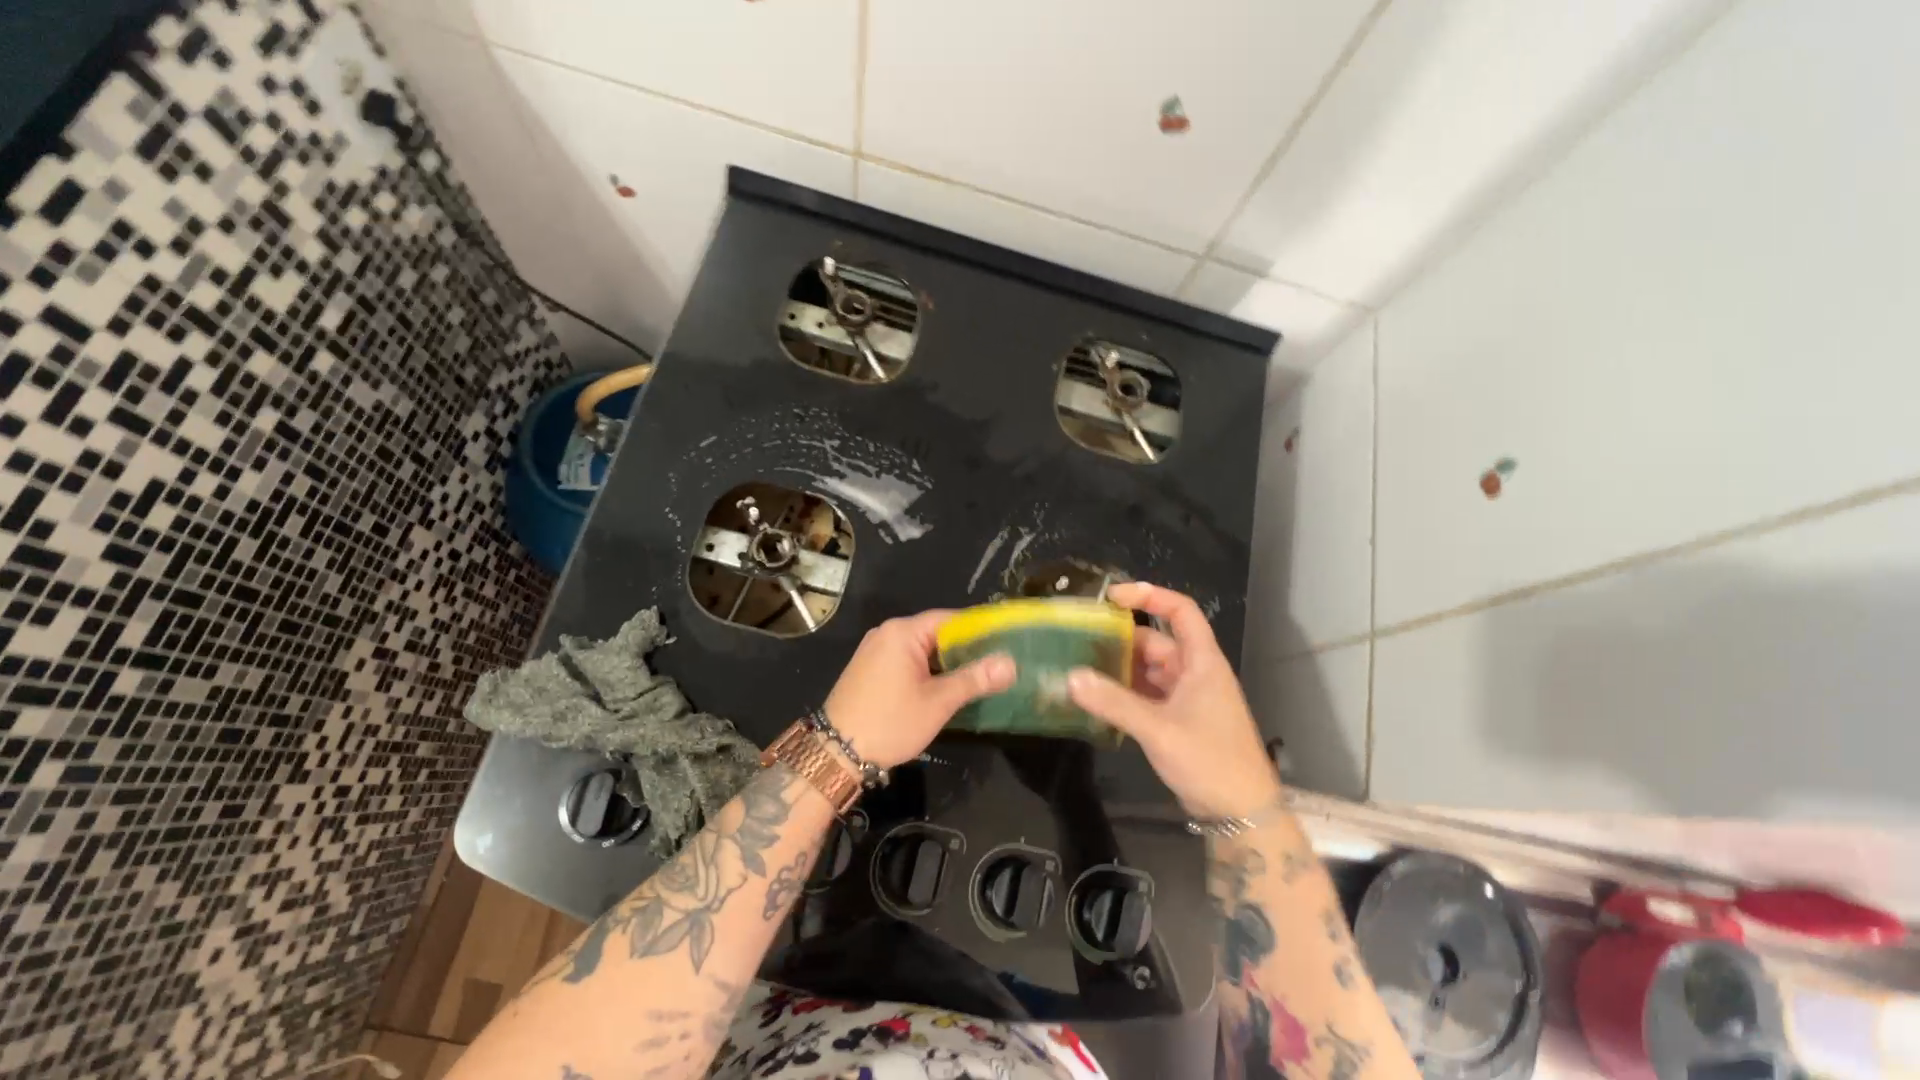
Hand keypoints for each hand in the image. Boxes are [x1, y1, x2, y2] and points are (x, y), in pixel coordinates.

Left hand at [823, 610, 1015, 767]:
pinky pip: (905, 661)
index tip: (1003, 646)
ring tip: (974, 681)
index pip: (950, 619)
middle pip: (935, 634)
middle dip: (963, 651)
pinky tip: (942, 690)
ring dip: (944, 664)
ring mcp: (873, 651)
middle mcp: (886, 633)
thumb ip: (975, 679)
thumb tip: (1010, 663)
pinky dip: (925, 672)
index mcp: (902, 632)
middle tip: (993, 668)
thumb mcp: (938, 702)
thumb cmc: (890, 723)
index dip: (978, 631)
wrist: (836, 752)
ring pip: (920, 650)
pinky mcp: (868, 669)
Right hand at [1068, 583, 1281, 817]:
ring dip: (1119, 670)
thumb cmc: (1210, 760)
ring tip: (1079, 666)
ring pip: (1149, 672)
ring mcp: (1188, 699)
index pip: (1181, 612)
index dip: (1150, 596)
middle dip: (1121, 640)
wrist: (1241, 811)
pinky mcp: (1179, 721)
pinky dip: (1124, 694)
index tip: (1112, 596)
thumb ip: (1113, 703)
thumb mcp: (1158, 729)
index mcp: (1202, 662)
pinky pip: (1148, 696)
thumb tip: (1071, 677)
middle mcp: (1196, 673)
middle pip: (1156, 643)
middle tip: (1080, 640)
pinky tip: (1097, 699)